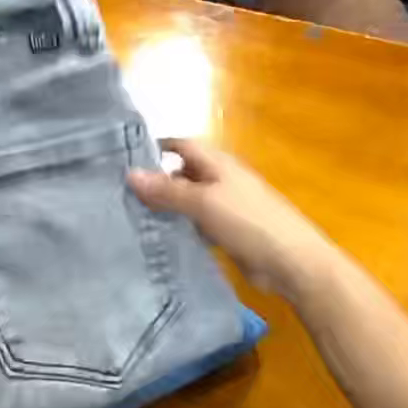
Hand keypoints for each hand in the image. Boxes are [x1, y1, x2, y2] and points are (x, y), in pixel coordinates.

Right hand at [127, 139, 336, 296]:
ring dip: (165, 209)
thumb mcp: (203, 202)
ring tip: (128, 219)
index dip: (156, 148)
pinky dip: (180, 230)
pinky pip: (196, 226)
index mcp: (218, 164)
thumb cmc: (248, 222)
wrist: (290, 261)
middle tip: (118, 195)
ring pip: (187, 203)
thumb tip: (130, 174)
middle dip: (155, 182)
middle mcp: (219, 181)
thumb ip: (167, 190)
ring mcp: (224, 209)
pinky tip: (158, 240)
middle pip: (182, 175)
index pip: (182, 146)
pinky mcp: (226, 234)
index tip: (122, 159)